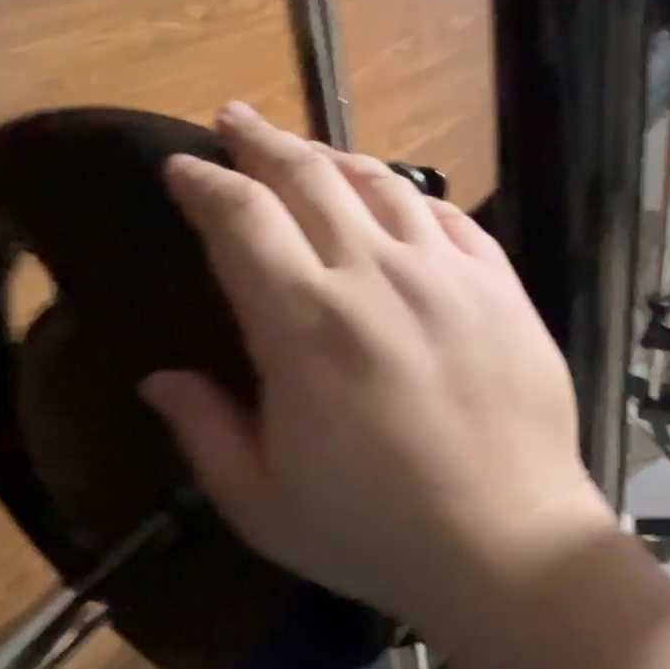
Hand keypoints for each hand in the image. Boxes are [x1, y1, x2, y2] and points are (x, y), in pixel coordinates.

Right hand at [141, 102, 610, 628]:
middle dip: (260, 142)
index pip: (239, 218)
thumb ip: (205, 431)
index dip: (202, 183)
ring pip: (380, 182)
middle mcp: (375, 276)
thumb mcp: (265, 504)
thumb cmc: (377, 534)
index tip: (180, 170)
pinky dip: (409, 195)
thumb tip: (159, 379)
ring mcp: (447, 274)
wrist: (510, 546)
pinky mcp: (500, 286)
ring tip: (305, 152)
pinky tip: (395, 196)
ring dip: (332, 157)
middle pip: (308, 177)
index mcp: (304, 325)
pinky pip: (448, 216)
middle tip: (233, 122)